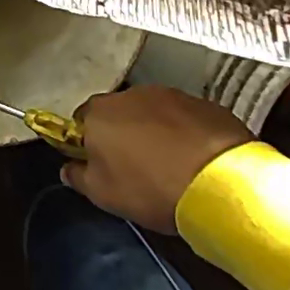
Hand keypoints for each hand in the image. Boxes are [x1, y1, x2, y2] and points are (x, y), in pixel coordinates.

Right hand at [61, 84, 255, 232]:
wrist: (221, 182)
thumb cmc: (151, 188)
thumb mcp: (104, 195)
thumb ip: (79, 177)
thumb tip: (68, 168)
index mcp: (98, 113)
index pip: (81, 120)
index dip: (89, 143)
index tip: (100, 165)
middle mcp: (128, 94)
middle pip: (117, 113)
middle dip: (122, 134)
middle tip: (134, 167)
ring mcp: (168, 94)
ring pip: (150, 112)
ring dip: (153, 130)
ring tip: (170, 163)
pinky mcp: (202, 102)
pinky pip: (183, 117)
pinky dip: (183, 132)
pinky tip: (195, 158)